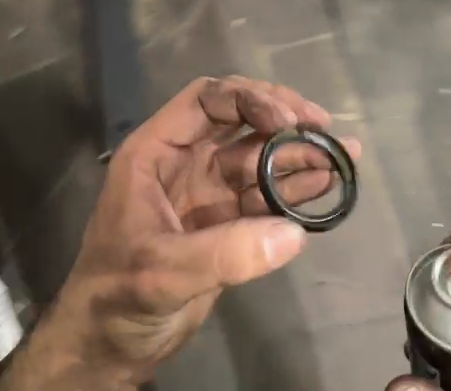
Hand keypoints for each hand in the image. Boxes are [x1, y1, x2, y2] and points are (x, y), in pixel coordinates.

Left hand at [0, 76, 361, 389]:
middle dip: (282, 117)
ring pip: (259, 157)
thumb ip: (225, 253)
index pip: (205, 101)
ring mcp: (208, 191)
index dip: (247, 100)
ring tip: (344, 156)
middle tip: (323, 126)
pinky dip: (297, 190)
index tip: (287, 119)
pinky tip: (328, 185)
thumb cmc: (114, 296)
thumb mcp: (161, 271)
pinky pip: (267, 195)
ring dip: (299, 153)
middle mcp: (185, 161)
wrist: (106, 349)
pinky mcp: (227, 223)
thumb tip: (293, 234)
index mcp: (156, 152)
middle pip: (239, 120)